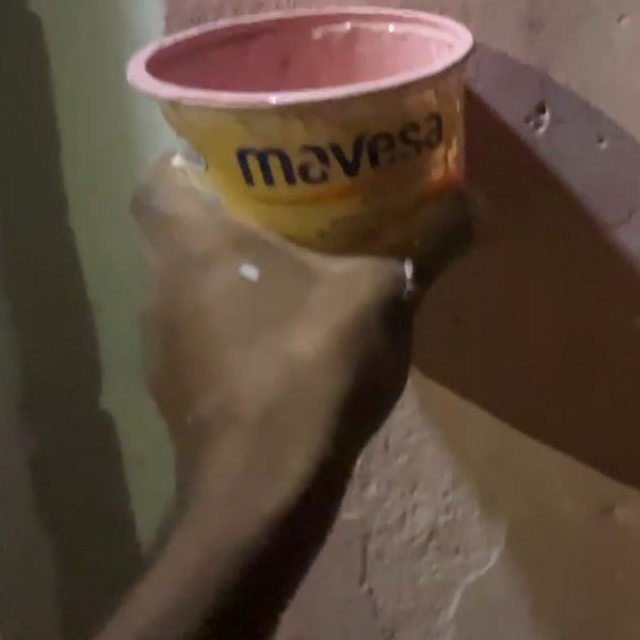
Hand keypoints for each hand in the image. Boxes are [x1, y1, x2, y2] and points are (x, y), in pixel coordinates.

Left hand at [133, 160, 467, 506]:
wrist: (266, 487)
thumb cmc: (315, 363)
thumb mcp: (390, 290)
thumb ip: (431, 240)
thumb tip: (476, 200)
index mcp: (197, 246)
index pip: (163, 177)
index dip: (202, 157)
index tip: (261, 152)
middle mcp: (164, 286)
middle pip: (188, 225)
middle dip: (245, 206)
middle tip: (312, 194)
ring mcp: (168, 343)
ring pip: (200, 277)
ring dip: (248, 261)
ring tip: (315, 253)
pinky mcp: (185, 386)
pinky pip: (213, 323)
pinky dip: (250, 310)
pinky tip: (302, 322)